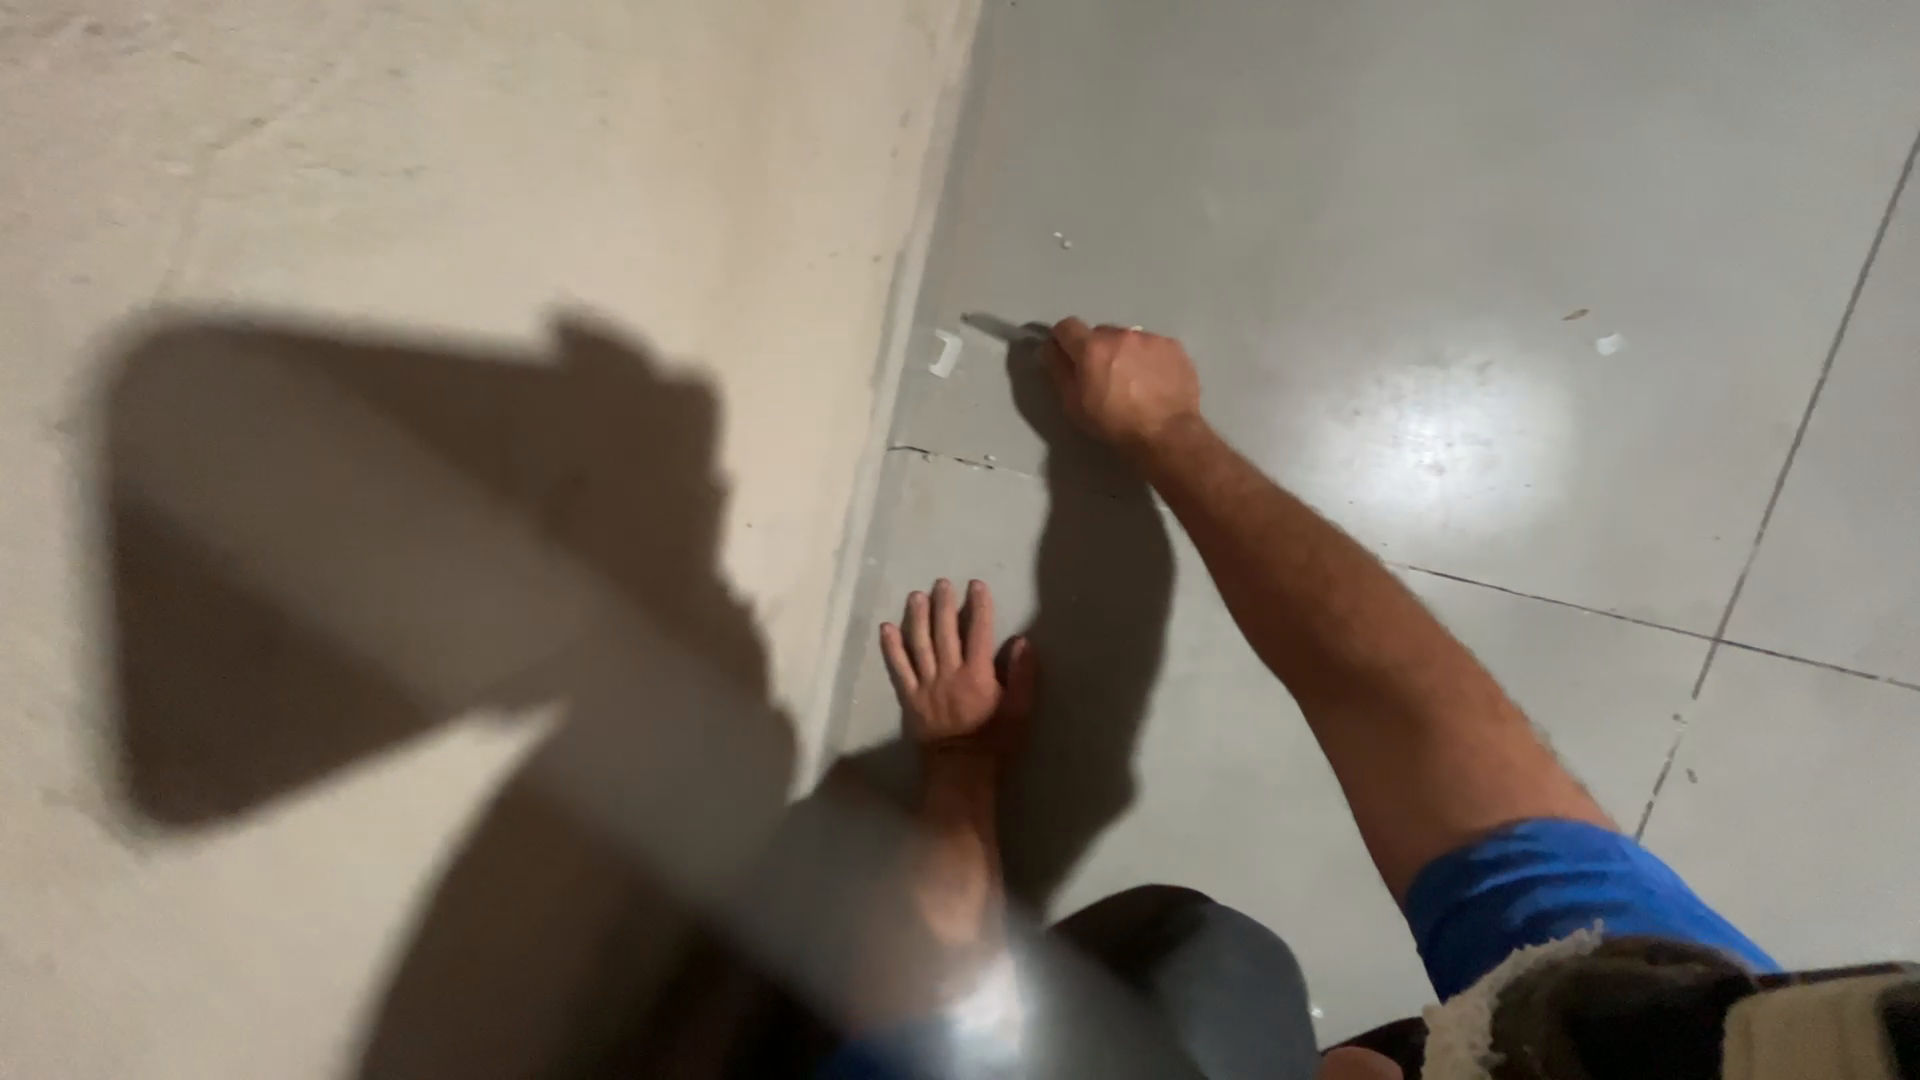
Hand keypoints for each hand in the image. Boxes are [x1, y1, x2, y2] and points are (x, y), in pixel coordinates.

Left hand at [880, 579, 1036, 757]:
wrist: (960, 768)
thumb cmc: (994, 738)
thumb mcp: (1019, 709)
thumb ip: (1021, 674)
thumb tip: (1021, 641)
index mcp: (977, 674)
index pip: (979, 632)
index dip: (979, 607)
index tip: (976, 586)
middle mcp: (949, 673)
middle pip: (945, 631)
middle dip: (944, 604)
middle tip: (942, 583)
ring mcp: (926, 684)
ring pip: (919, 644)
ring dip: (917, 617)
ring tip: (916, 596)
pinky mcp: (909, 697)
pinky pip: (898, 668)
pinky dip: (891, 648)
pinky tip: (887, 628)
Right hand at [1044, 316, 1201, 452]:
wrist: (1167, 433)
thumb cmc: (1114, 423)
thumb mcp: (1074, 404)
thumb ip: (1059, 370)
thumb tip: (1049, 349)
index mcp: (1092, 347)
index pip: (1066, 326)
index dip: (1062, 340)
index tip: (1067, 357)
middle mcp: (1121, 333)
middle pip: (1100, 333)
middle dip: (1097, 350)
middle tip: (1103, 377)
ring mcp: (1151, 338)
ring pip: (1128, 339)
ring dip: (1124, 353)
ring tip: (1133, 382)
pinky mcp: (1174, 347)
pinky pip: (1153, 346)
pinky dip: (1148, 359)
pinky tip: (1153, 382)